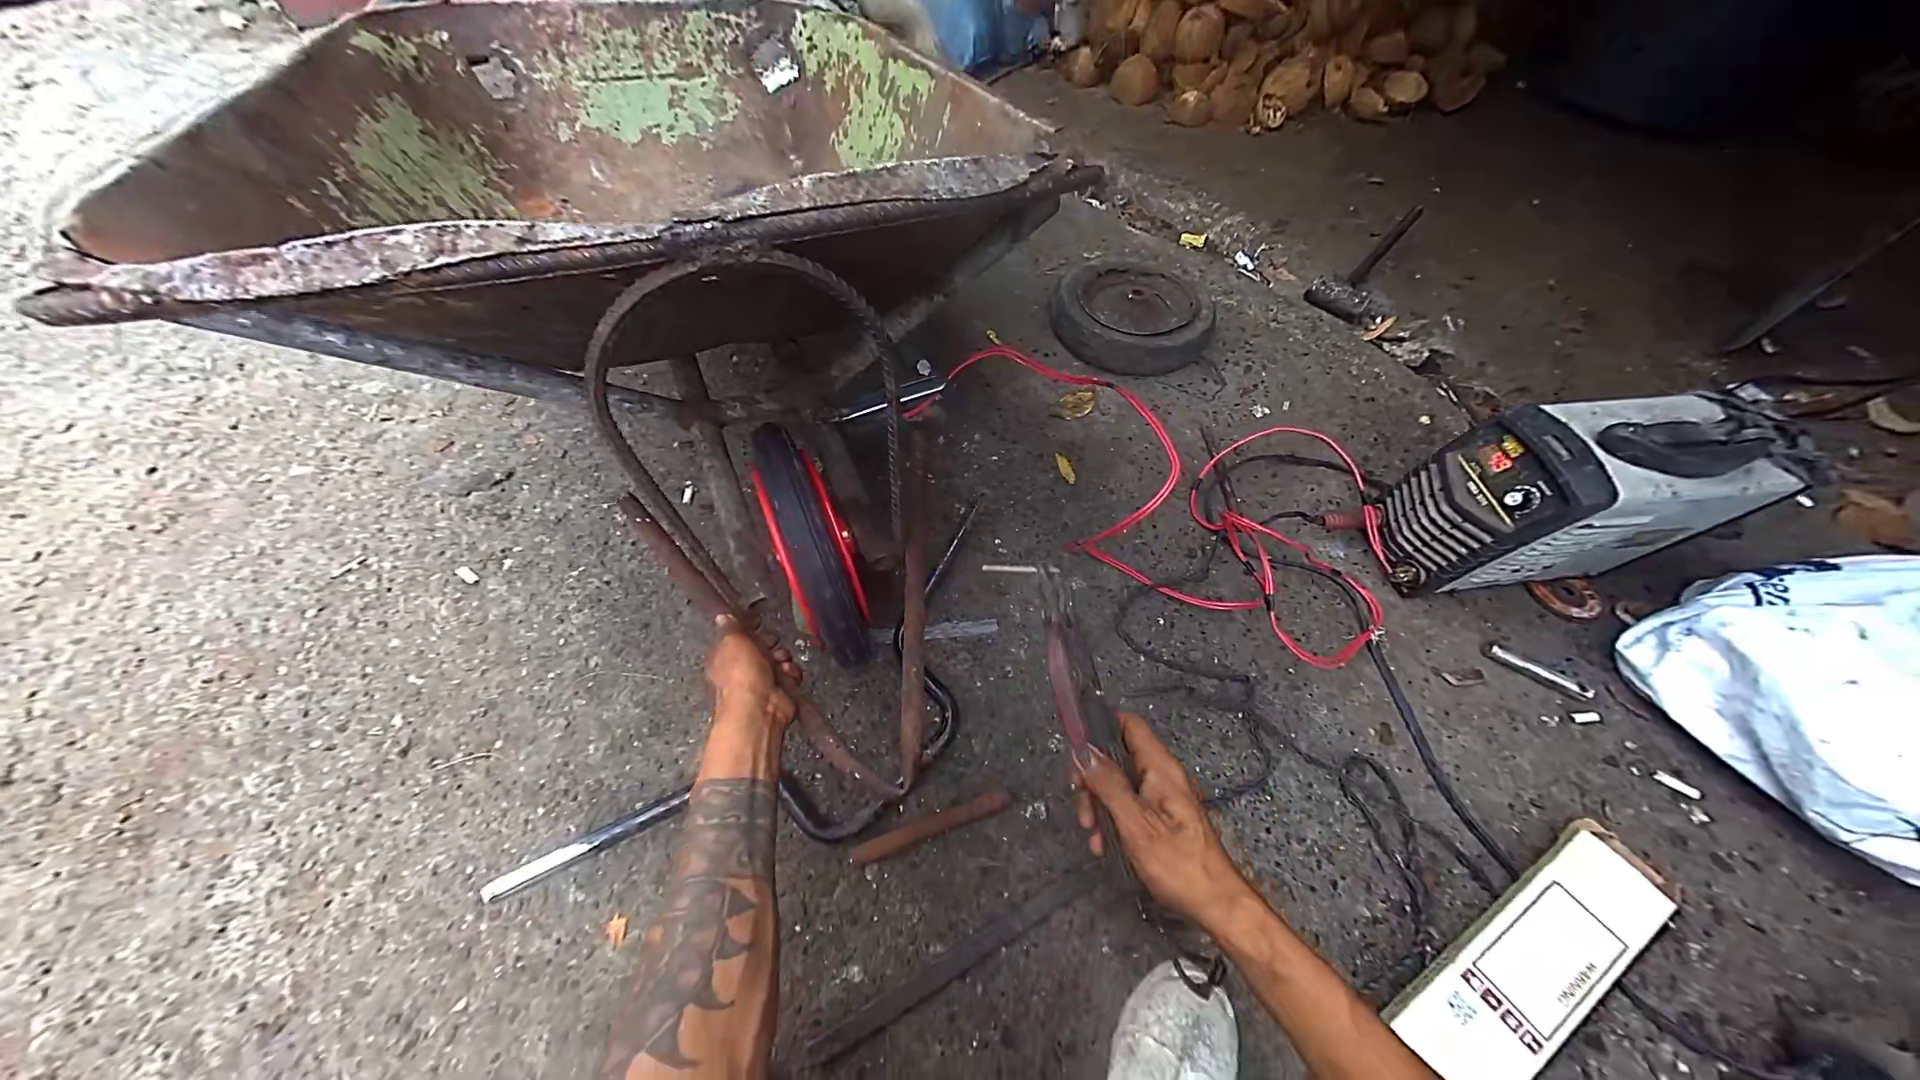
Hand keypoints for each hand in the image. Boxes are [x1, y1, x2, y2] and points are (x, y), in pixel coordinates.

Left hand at [706, 615, 800, 729]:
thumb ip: (731, 627)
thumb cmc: (741, 673)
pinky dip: (791, 673)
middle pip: (759, 647)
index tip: (758, 620)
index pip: (736, 637)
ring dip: (783, 657)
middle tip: (772, 641)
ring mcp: (761, 681)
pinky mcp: (779, 691)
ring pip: (777, 659)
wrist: (760, 706)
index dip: (747, 628)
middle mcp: (741, 669)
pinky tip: (788, 674)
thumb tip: (722, 616)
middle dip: (769, 642)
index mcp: (724, 657)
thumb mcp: (733, 641)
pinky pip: (790, 675)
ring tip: (781, 661)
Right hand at [1075, 711, 1258, 930]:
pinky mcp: (1161, 817)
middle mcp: (1163, 776)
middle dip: (1093, 779)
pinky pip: (1129, 805)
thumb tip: (1085, 753)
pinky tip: (1105, 844)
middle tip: (1083, 805)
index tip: (1078, 749)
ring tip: (1093, 834)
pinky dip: (1112, 820)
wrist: (1216, 904)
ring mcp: (1163, 796)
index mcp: (1161, 768)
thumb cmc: (1180, 866)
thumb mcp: (1136, 824)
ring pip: (1119, 784)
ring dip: (1099, 805)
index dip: (1100, 728)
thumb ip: (1108, 784)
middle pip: (1117, 757)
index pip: (1129, 724)